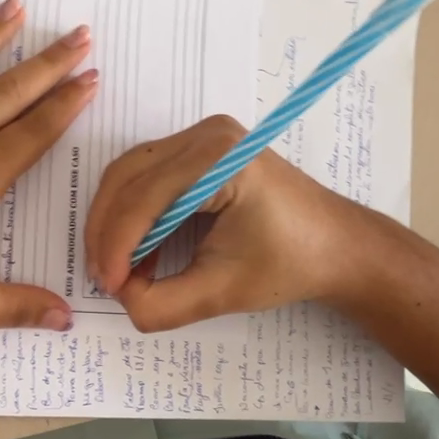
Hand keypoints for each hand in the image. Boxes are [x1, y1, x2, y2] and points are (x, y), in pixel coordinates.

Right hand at [84, 116, 370, 331]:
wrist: (336, 246)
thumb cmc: (289, 265)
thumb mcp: (219, 295)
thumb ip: (159, 304)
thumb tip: (119, 298)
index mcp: (219, 158)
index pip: (144, 197)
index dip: (116, 245)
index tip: (108, 287)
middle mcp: (205, 134)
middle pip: (126, 177)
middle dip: (106, 231)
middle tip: (102, 279)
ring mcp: (201, 136)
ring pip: (128, 175)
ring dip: (114, 223)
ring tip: (117, 269)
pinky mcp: (198, 149)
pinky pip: (145, 177)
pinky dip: (132, 215)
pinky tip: (140, 253)